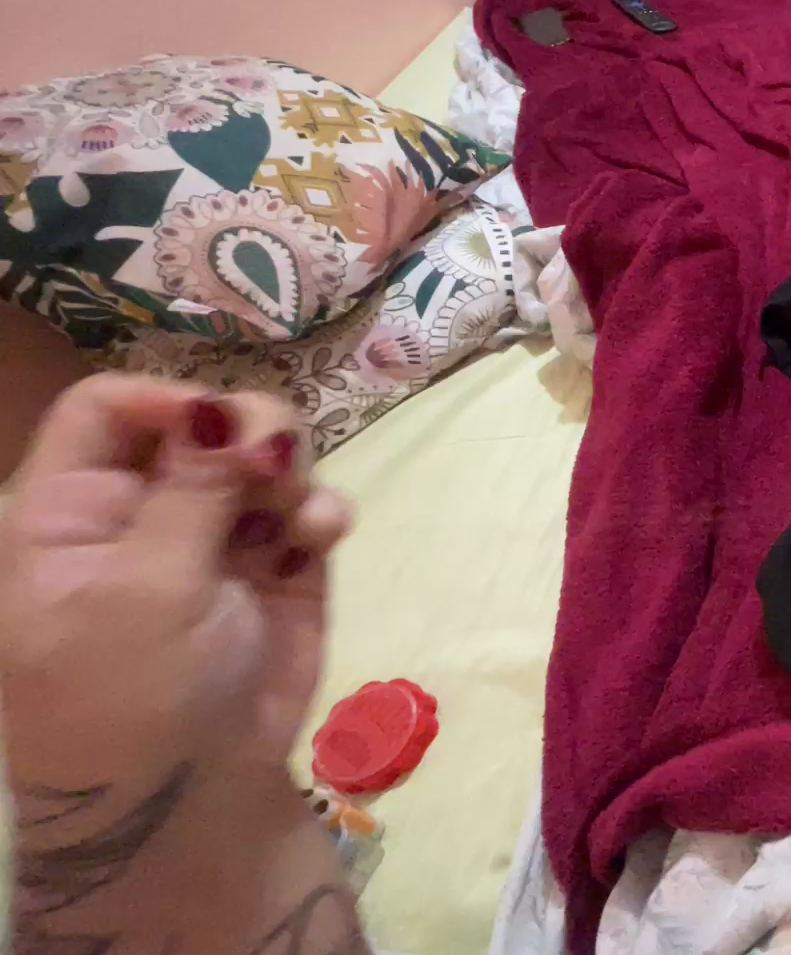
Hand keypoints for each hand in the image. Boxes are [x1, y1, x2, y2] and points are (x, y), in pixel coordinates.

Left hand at [0, 375, 352, 790]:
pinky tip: (321, 538)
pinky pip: (313, 507)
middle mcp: (149, 509)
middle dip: (257, 436)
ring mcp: (222, 534)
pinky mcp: (284, 559)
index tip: (234, 428)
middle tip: (279, 469)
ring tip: (303, 523)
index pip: (114, 409)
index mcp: (73, 510)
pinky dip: (325, 511)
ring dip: (298, 477)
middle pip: (212, 423)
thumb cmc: (128, 693)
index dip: (176, 400)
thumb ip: (193, 492)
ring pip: (273, 461)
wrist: (191, 783)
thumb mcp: (144, 590)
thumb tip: (228, 407)